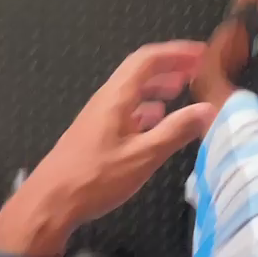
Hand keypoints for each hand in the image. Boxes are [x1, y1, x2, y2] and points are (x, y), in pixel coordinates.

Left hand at [0, 42, 216, 256]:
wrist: (49, 204)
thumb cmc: (95, 178)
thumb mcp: (143, 156)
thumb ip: (176, 130)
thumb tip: (208, 108)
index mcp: (117, 97)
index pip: (148, 60)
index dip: (177, 52)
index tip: (203, 54)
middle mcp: (107, 99)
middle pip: (140, 71)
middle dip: (170, 66)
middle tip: (197, 71)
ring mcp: (100, 116)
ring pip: (132, 90)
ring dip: (158, 85)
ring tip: (182, 91)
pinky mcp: (96, 133)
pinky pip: (126, 108)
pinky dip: (146, 107)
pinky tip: (156, 121)